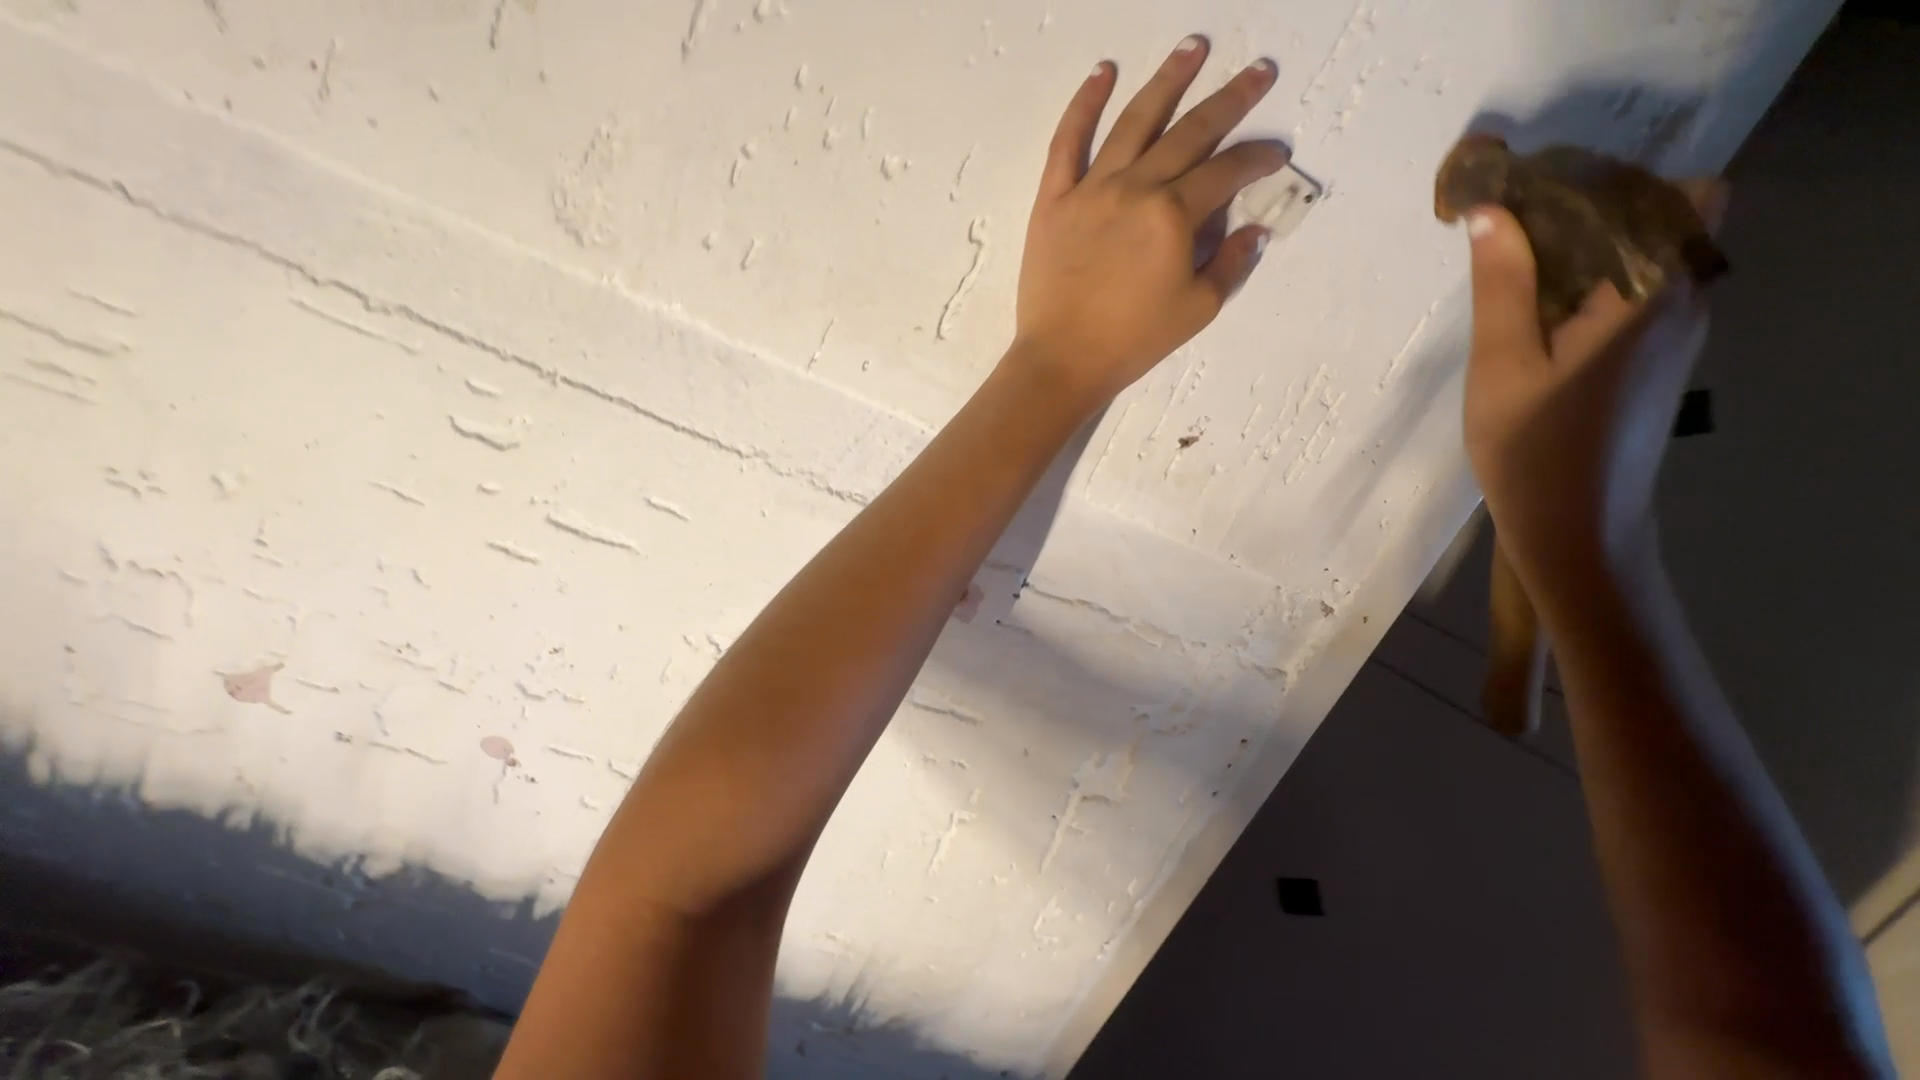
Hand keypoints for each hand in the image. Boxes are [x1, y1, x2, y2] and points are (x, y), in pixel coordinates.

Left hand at [1012, 36, 1287, 408]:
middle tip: (1258, 70)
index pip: (1227, 172)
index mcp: (1173, 215)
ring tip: (1192, 48)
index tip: (1275, 153)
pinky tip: (1103, 73)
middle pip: (1190, 131)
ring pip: (1134, 121)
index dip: (1258, 158)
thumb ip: (1231, 263)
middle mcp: (1135, 187)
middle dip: (1231, 99)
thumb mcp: (1197, 309)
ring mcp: (1091, 188)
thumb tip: (1254, 228)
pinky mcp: (1054, 198)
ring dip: (1167, 80)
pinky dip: (1083, 104)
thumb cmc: (1133, 340)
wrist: (1062, 359)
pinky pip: (1067, 142)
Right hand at [1461, 181, 1725, 588]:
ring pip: (1650, 258)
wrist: (1576, 531)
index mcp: (1654, 294)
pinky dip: (1594, 285)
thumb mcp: (1502, 364)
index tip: (1540, 200)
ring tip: (1514, 267)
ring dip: (1589, 251)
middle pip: (1664, 220)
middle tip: (1512, 228)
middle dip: (1592, 211)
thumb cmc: (1535, 449)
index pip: (1676, 194)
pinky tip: (1538, 312)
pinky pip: (1638, 294)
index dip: (1615, 184)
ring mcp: (1678, 334)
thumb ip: (1503, 283)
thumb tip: (1492, 212)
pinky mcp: (1658, 361)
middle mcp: (1684, 302)